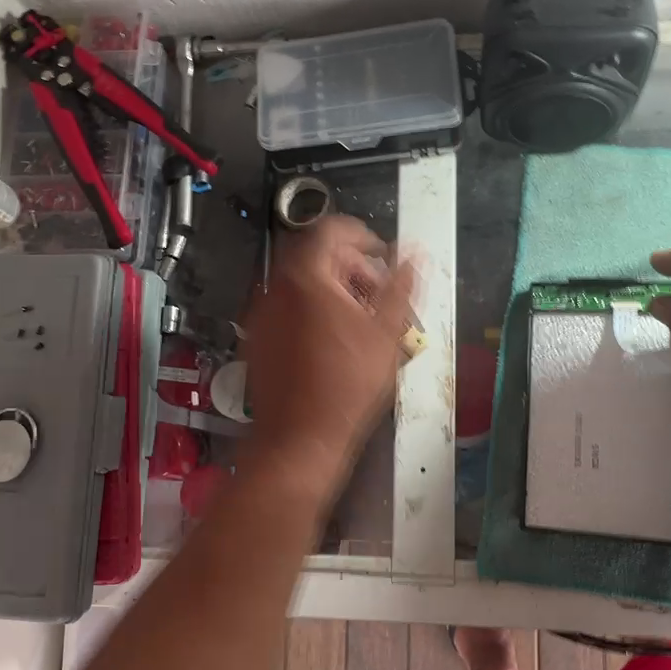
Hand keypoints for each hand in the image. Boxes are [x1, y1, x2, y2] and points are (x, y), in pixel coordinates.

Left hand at [242, 217, 416, 463]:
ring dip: (332, 288)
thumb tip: (413, 256)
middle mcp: (275, 288)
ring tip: (361, 318)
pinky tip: (335, 339)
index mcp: (305, 277)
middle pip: (314, 256)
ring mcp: (261, 314)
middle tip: (377, 290)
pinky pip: (286, 308)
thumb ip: (401, 287)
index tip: (381, 255)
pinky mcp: (257, 339)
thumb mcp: (386, 334)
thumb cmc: (346, 387)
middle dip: (350, 265)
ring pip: (300, 283)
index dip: (361, 235)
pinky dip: (311, 309)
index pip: (329, 230)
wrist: (300, 439)